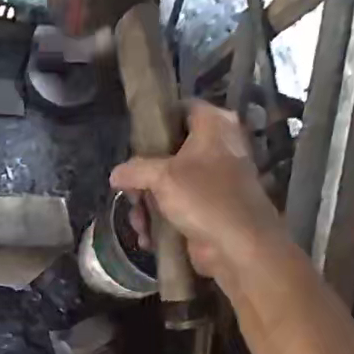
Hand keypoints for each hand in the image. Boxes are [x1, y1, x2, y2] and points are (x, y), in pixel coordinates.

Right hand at [109, 101, 289, 285]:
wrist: (238, 245)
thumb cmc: (204, 198)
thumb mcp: (162, 177)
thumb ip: (134, 170)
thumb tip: (115, 175)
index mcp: (214, 125)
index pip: (180, 109)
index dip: (156, 123)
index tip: (134, 143)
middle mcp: (217, 147)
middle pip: (169, 153)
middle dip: (144, 179)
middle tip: (131, 194)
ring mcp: (214, 181)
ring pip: (170, 185)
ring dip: (148, 206)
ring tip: (140, 224)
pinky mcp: (209, 210)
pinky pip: (178, 209)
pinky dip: (162, 222)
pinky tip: (149, 238)